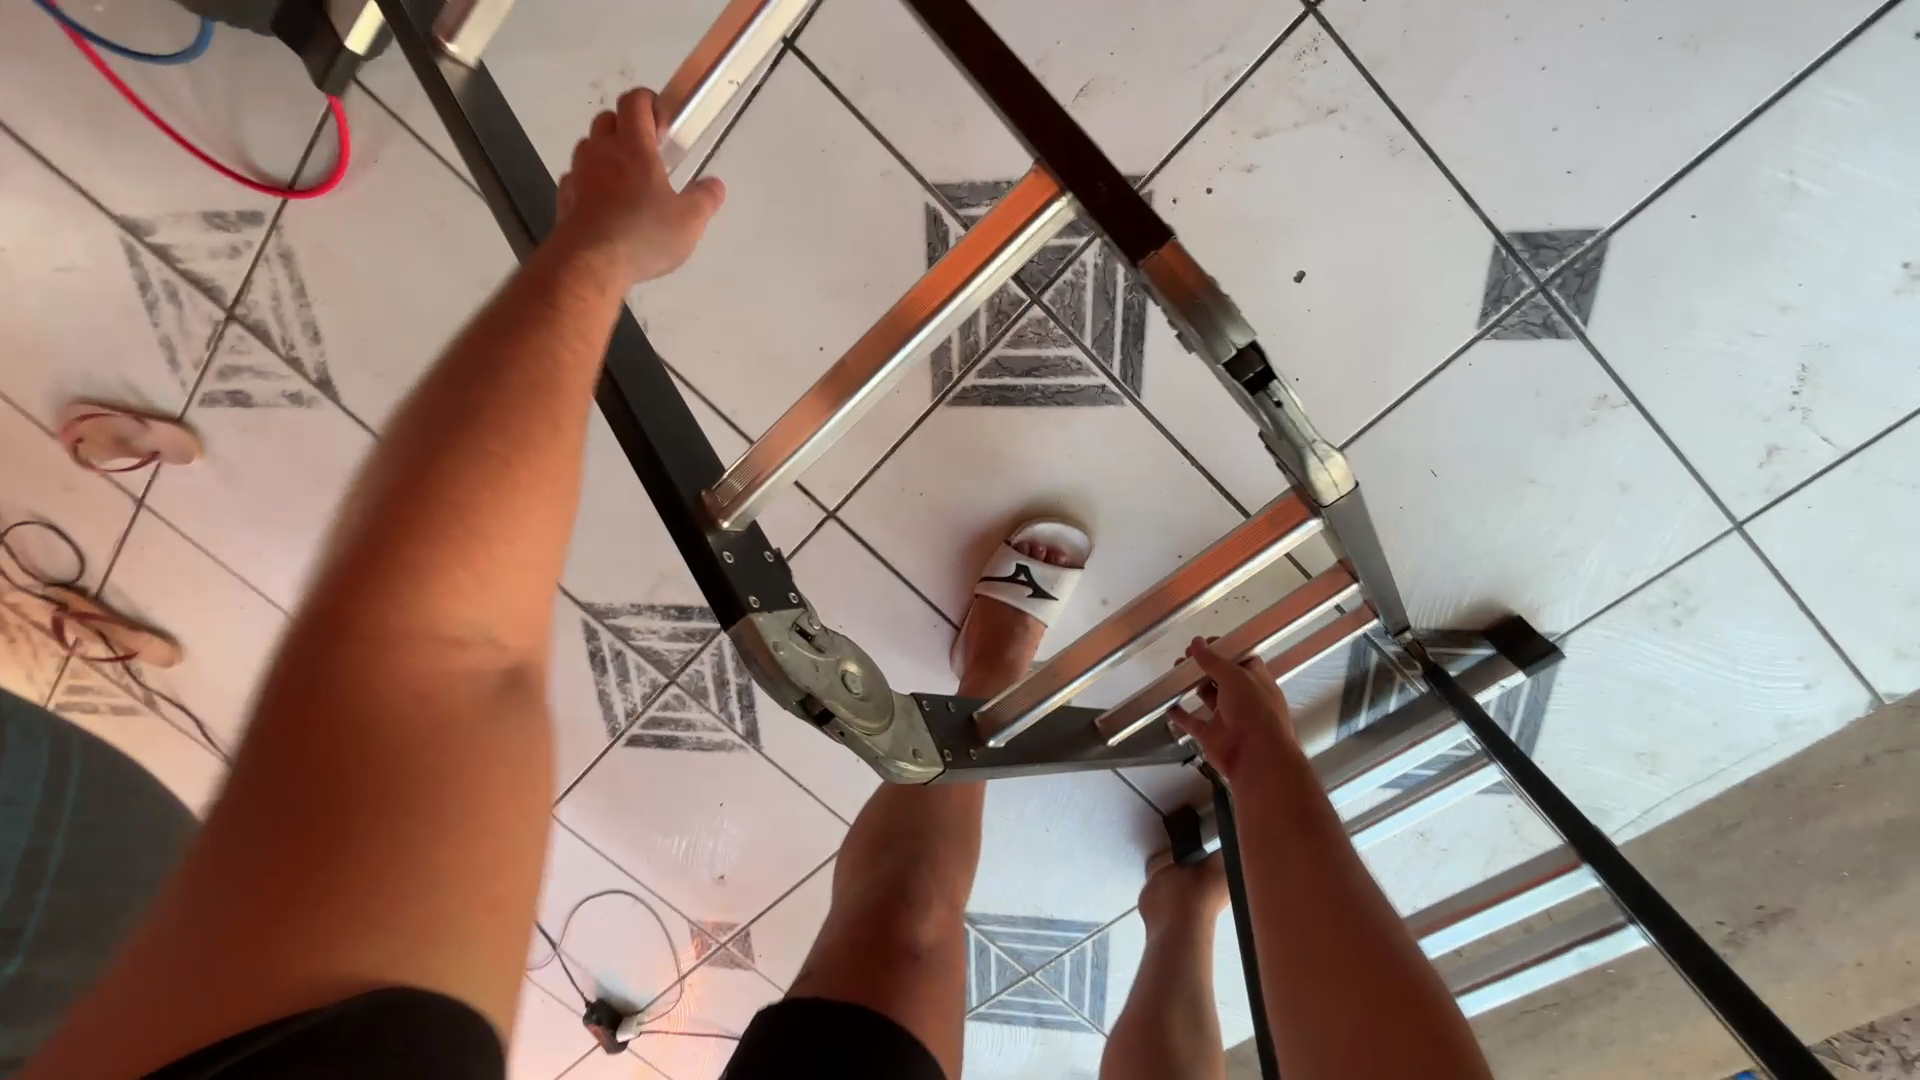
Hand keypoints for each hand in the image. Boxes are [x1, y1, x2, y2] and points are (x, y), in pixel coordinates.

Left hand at [553, 88, 725, 285]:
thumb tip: (715, 185)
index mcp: (634, 147)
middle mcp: (601, 151)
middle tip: (649, 155)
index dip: (649, 104)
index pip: (635, 102)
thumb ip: (705, 199)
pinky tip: (607, 206)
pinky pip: (579, 179)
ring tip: (628, 185)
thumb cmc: (644, 234)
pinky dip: (592, 184)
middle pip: (608, 120)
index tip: (664, 123)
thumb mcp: (689, 221)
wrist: (590, 262)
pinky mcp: (566, 197)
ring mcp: (579, 173)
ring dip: (607, 156)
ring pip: (590, 148)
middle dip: (627, 128)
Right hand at [1169, 636, 1300, 786]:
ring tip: (1175, 671)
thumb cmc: (1254, 710)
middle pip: (1221, 676)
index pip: (1241, 659)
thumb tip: (1196, 642)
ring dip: (1191, 684)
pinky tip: (1167, 703)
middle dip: (1204, 665)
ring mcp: (1227, 717)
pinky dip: (1180, 714)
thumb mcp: (1235, 678)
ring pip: (1207, 696)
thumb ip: (1213, 661)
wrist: (1257, 756)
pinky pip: (1193, 721)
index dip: (1224, 649)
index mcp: (1256, 681)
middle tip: (1185, 657)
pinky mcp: (1212, 735)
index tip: (1203, 643)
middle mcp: (1243, 697)